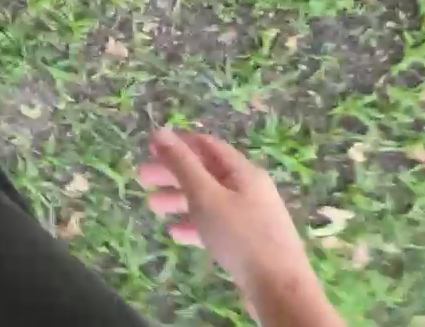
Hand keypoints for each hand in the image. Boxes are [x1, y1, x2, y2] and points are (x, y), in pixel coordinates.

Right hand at [138, 129, 341, 326]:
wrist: (282, 293)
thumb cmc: (240, 235)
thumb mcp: (204, 195)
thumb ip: (181, 163)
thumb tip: (160, 132)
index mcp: (243, 173)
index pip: (206, 145)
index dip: (177, 143)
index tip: (149, 149)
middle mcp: (249, 190)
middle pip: (204, 172)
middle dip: (171, 173)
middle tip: (142, 179)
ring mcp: (252, 216)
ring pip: (208, 199)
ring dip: (178, 199)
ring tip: (153, 208)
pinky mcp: (250, 241)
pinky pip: (217, 223)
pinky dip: (195, 223)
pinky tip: (177, 233)